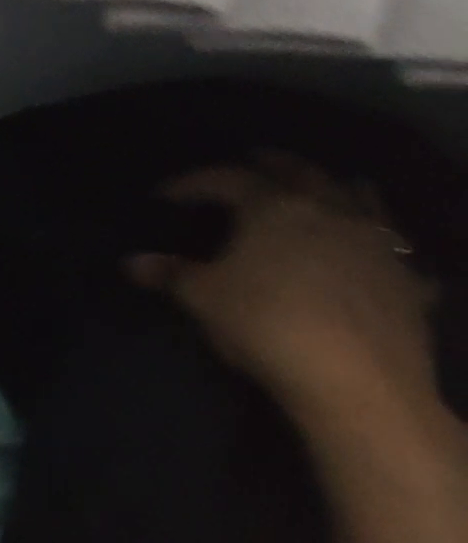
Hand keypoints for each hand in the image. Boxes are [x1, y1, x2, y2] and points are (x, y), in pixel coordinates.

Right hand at [129, 155, 438, 414]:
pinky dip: (382, 246)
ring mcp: (379, 246)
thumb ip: (170, 273)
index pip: (227, 178)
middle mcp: (332, 214)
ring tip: (321, 188)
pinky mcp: (410, 283)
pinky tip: (373, 257)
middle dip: (274, 164)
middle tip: (254, 159)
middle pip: (303, 174)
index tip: (166, 195)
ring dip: (337, 188)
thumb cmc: (267, 323)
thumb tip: (133, 262)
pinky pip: (398, 252)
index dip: (193, 182)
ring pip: (363, 200)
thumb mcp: (202, 297)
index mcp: (276, 208)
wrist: (360, 384)